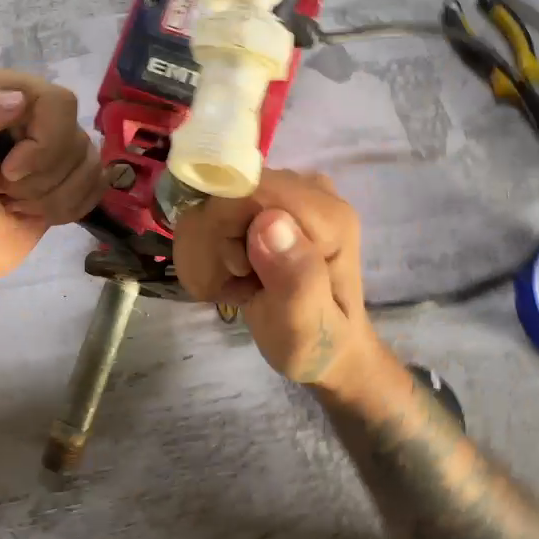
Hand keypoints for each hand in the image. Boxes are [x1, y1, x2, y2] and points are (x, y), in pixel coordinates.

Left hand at [0, 69, 104, 285]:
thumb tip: (17, 98)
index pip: (56, 102)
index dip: (42, 144)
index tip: (8, 172)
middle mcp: (32, 107)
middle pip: (74, 134)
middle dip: (41, 176)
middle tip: (5, 189)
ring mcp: (57, 140)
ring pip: (87, 163)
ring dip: (49, 197)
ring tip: (14, 202)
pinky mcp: (75, 170)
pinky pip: (98, 183)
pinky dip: (68, 208)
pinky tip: (37, 212)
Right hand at [174, 170, 379, 390]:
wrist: (325, 347)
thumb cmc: (317, 343)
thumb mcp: (308, 329)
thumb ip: (296, 279)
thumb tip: (269, 221)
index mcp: (328, 216)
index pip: (248, 190)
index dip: (224, 230)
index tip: (237, 273)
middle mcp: (308, 190)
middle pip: (225, 191)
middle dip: (215, 243)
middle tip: (239, 284)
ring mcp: (286, 192)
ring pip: (210, 200)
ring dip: (210, 249)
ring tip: (240, 282)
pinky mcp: (266, 200)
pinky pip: (212, 208)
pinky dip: (210, 246)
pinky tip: (236, 272)